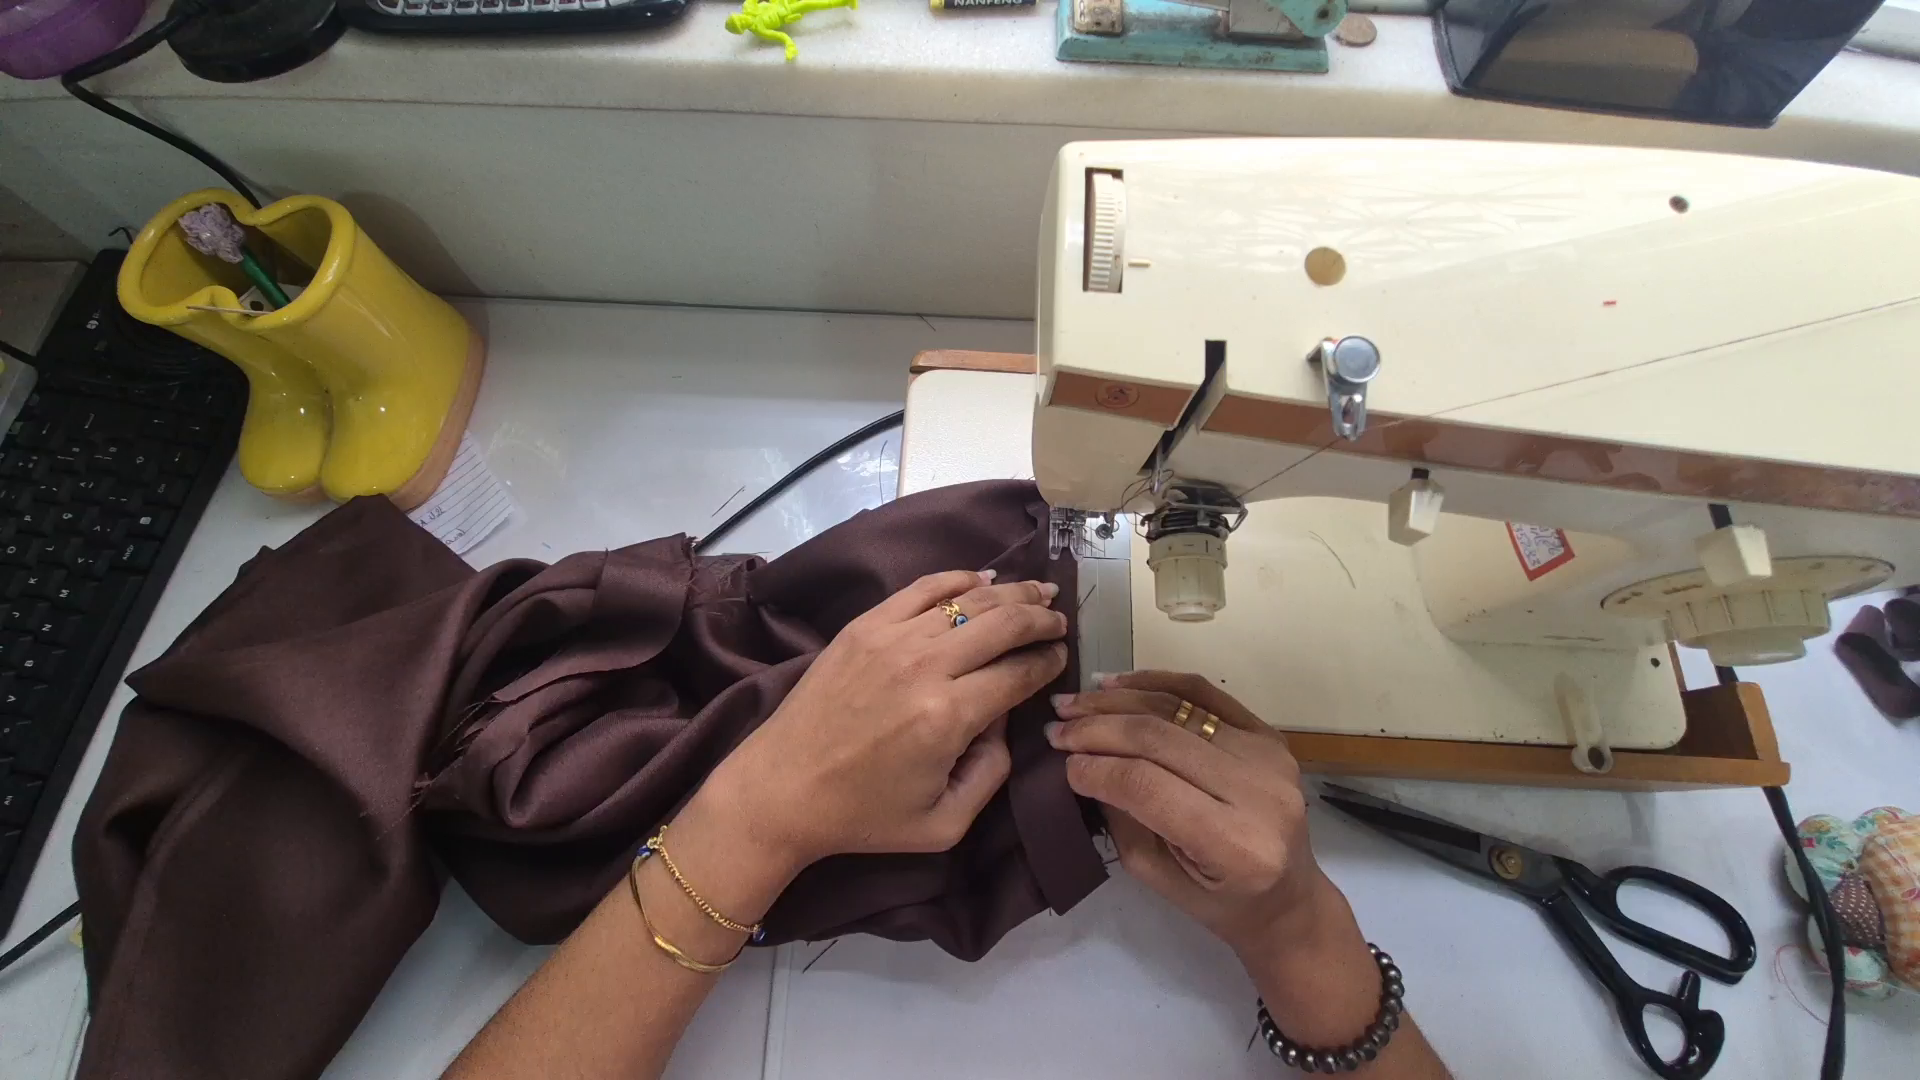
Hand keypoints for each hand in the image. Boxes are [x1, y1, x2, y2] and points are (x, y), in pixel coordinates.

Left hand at [701, 570, 1067, 883]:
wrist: (781, 788)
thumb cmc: (864, 815)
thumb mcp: (944, 823)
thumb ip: (992, 772)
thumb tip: (1006, 720)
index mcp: (948, 717)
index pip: (1019, 673)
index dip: (1049, 661)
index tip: (1062, 656)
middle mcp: (926, 667)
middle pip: (1003, 624)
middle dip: (1041, 619)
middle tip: (1060, 619)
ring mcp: (892, 638)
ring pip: (969, 599)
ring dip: (1012, 593)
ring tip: (1037, 592)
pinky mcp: (864, 625)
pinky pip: (922, 588)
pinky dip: (958, 577)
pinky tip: (983, 579)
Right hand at [1047, 671, 1325, 956]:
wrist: (1288, 897)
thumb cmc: (1219, 901)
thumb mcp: (1156, 876)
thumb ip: (1121, 816)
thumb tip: (1080, 761)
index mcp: (1235, 844)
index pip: (1147, 786)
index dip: (1096, 767)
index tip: (1060, 760)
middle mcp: (1259, 792)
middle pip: (1159, 738)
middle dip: (1097, 728)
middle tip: (1055, 727)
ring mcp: (1268, 756)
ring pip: (1176, 708)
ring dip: (1116, 700)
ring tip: (1074, 702)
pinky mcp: (1268, 734)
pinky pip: (1203, 693)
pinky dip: (1155, 682)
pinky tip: (1116, 684)